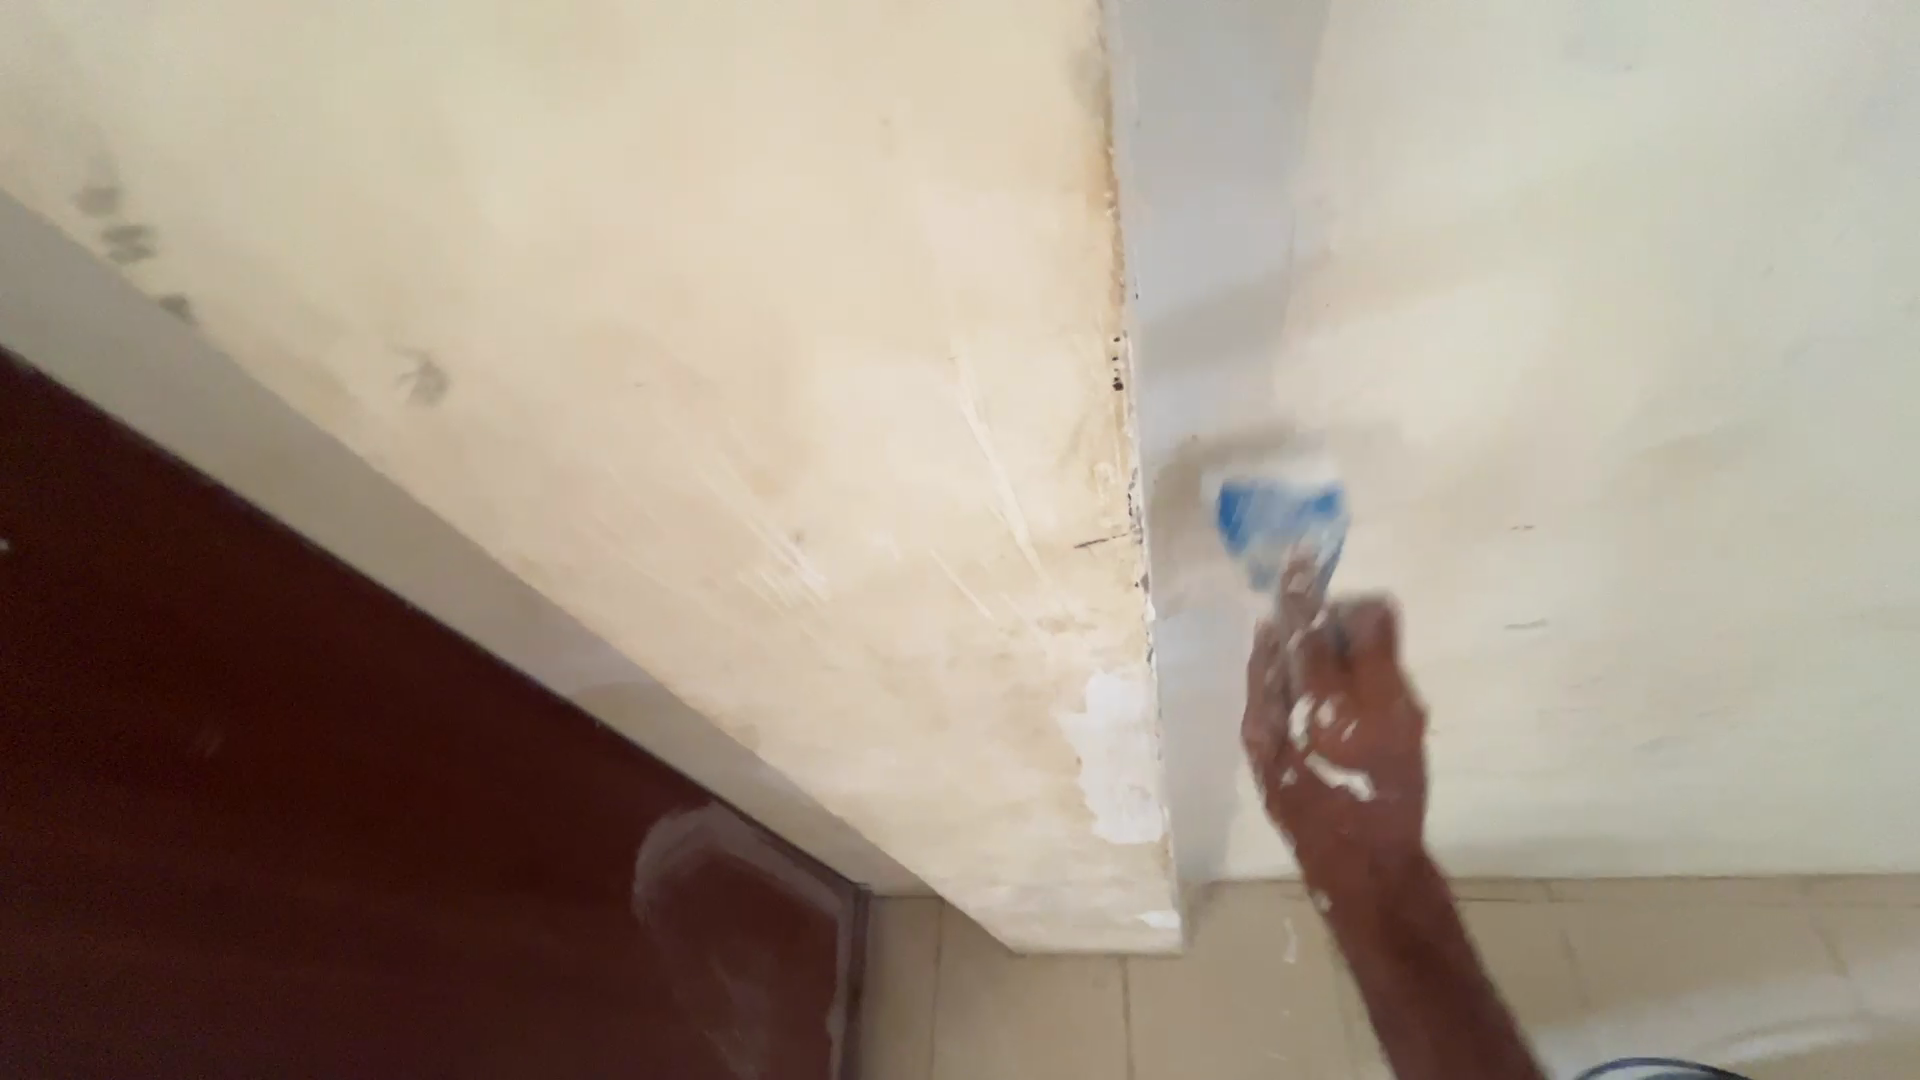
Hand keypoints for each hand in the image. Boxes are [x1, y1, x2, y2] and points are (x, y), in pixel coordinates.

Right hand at [1242, 558, 1428, 891]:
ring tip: (1316, 671)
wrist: (1371, 858)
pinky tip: (1333, 696)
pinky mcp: (1416, 712)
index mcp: (1334, 708)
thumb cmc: (1304, 808)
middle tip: (1305, 631)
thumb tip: (1269, 629)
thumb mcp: (1264, 749)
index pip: (1319, 629)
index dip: (1304, 593)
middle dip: (1333, 611)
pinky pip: (1383, 664)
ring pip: (1381, 635)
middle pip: (1369, 616)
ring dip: (1344, 637)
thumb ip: (1264, 685)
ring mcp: (1408, 703)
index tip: (1296, 561)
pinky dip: (1354, 663)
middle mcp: (1383, 696)